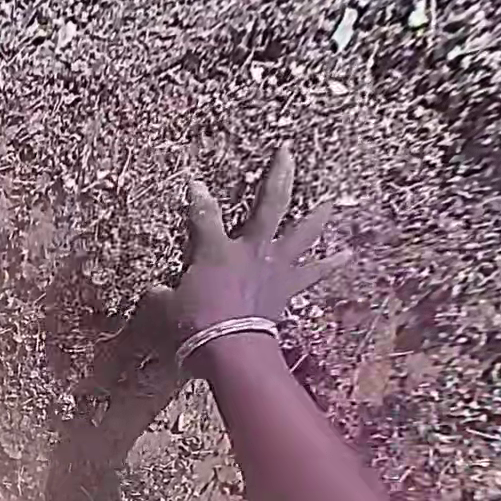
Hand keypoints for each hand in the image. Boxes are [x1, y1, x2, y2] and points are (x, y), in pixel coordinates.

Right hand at [144, 144, 351, 344]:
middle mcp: (250, 250)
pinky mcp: (287, 290)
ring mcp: (273, 268)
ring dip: (316, 217)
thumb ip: (161, 295)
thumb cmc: (194, 326)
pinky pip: (312, 274)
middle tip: (287, 151)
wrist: (230, 349)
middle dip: (278, 175)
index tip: (195, 184)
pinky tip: (346, 255)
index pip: (203, 216)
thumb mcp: (166, 309)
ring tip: (330, 202)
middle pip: (269, 204)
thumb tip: (154, 292)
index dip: (197, 199)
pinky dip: (329, 265)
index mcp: (215, 250)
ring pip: (301, 233)